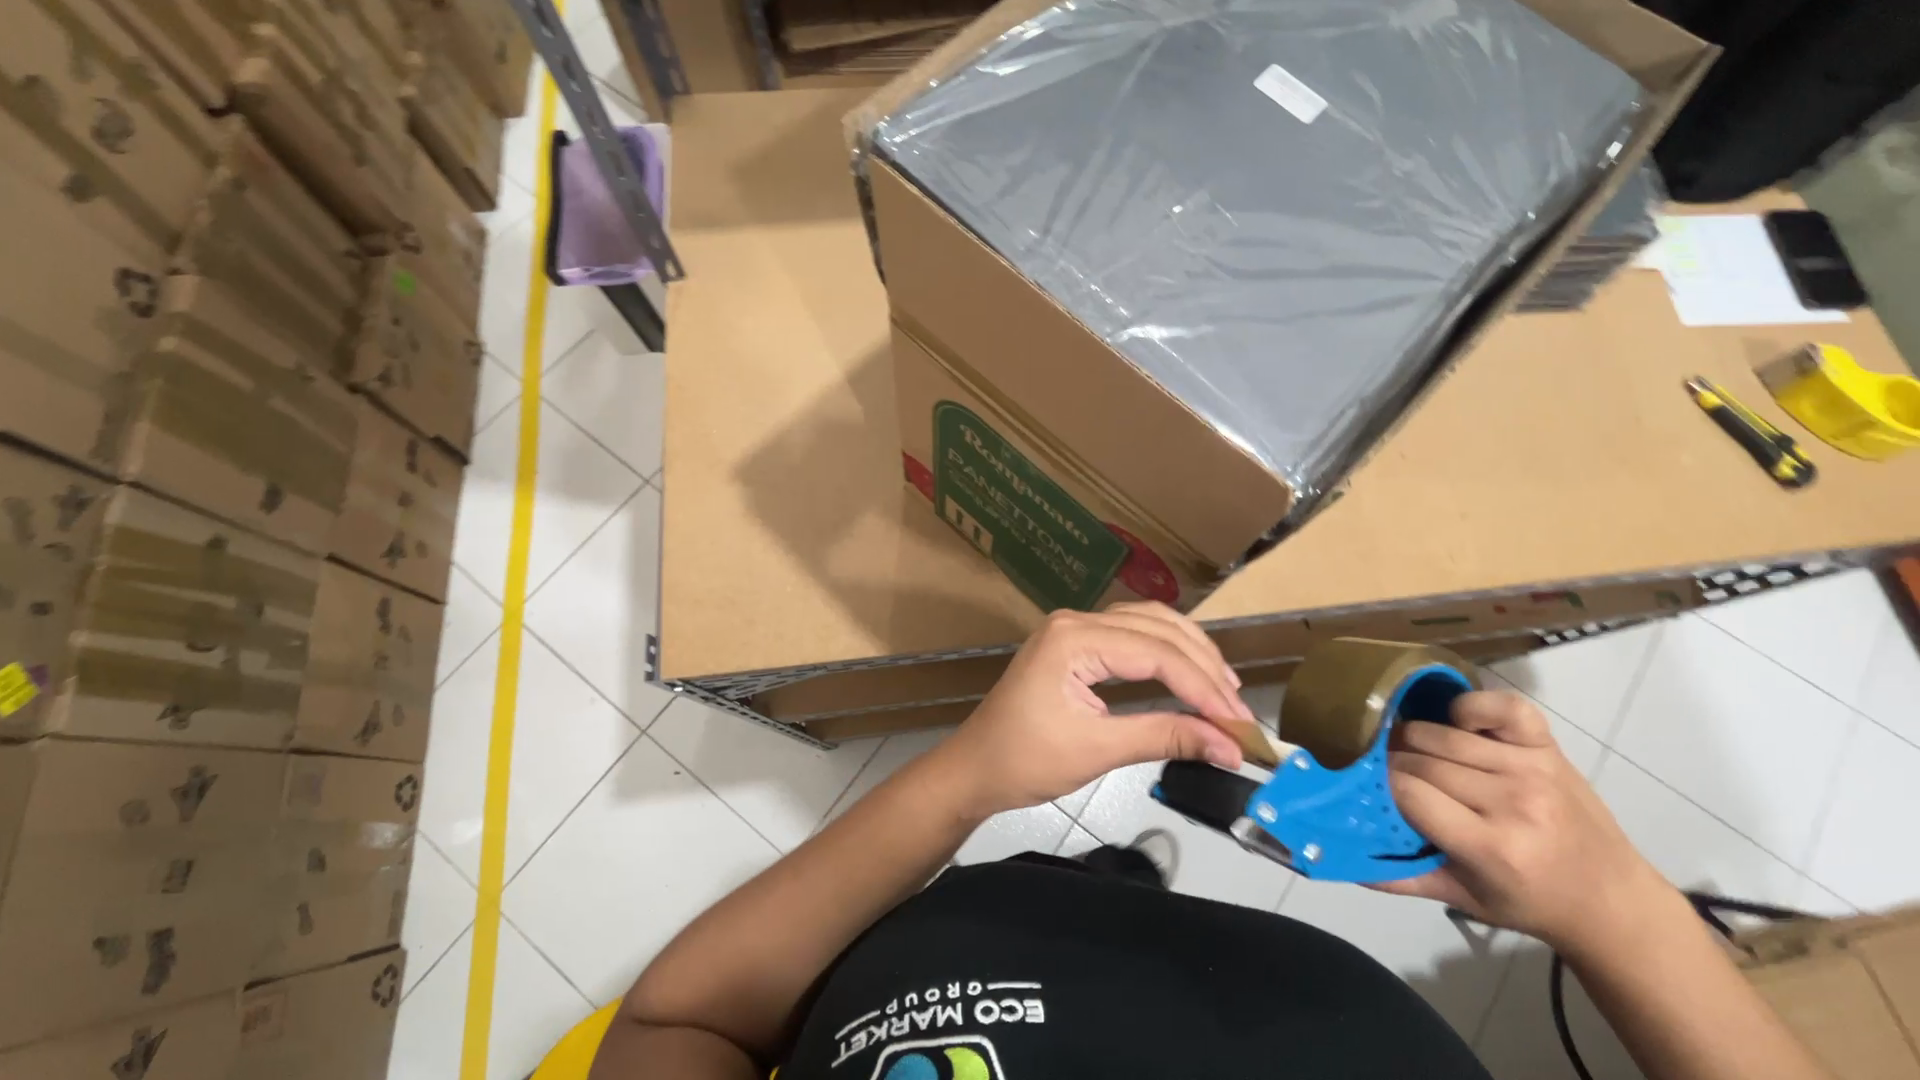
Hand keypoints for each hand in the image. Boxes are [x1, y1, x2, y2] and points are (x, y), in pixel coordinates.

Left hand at [927, 603, 1254, 818]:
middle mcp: (1076, 621)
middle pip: (1159, 630)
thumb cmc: (1024, 761)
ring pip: (1150, 625)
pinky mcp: (1076, 645)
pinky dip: (1167, 654)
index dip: (1204, 689)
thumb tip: (1228, 745)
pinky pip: (1133, 636)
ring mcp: (1074, 629)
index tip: (1240, 725)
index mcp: (1074, 638)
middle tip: (1239, 713)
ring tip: (1226, 692)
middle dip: (1205, 669)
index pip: (1158, 653)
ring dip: (1191, 655)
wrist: (973, 769)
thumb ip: (1165, 737)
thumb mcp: (1098, 751)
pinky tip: (1190, 675)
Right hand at [1377, 690, 1670, 955]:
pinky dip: (1469, 707)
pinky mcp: (1548, 747)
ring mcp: (1532, 768)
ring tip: (1412, 757)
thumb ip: (1397, 877)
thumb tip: (1339, 850)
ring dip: (1416, 741)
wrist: (1611, 898)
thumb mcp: (1460, 900)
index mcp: (1491, 846)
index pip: (1408, 793)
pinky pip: (1499, 707)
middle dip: (1392, 766)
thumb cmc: (1528, 901)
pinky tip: (1456, 725)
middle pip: (1420, 759)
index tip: (1369, 795)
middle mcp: (1513, 801)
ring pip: (1442, 733)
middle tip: (1385, 779)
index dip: (1379, 788)